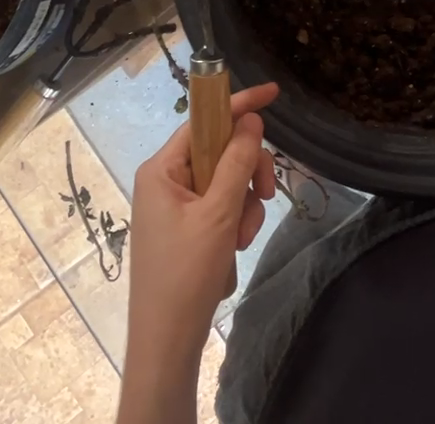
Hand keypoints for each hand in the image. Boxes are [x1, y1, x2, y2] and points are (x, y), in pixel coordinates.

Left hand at [121, 81, 278, 414]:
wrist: (167, 341)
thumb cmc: (186, 274)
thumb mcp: (218, 214)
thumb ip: (236, 163)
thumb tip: (251, 121)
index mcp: (162, 169)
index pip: (203, 120)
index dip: (239, 104)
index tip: (273, 92)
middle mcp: (165, 179)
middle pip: (220, 150)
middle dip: (248, 171)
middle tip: (268, 193)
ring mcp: (175, 204)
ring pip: (226, 179)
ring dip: (244, 203)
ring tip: (241, 238)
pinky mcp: (185, 225)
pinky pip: (221, 204)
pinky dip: (236, 219)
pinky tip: (234, 247)